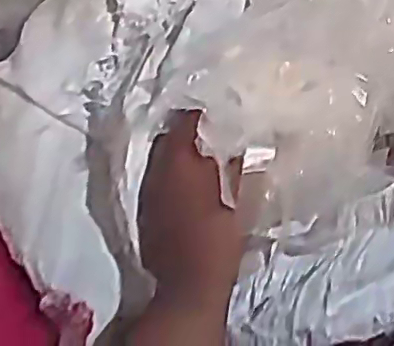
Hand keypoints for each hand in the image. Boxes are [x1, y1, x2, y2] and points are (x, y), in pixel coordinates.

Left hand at [137, 112, 259, 312]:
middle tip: (214, 130)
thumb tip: (248, 136)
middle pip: (169, 138)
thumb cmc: (221, 233)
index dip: (201, 111)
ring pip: (161, 161)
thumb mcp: (241, 191)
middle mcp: (157, 172)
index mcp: (181, 161)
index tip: (220, 107)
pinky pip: (157, 183)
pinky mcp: (145, 216)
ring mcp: (147, 195)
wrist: (190, 287)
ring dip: (179, 155)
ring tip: (204, 156)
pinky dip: (172, 177)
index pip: (185, 120)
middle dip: (188, 131)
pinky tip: (191, 185)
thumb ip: (241, 159)